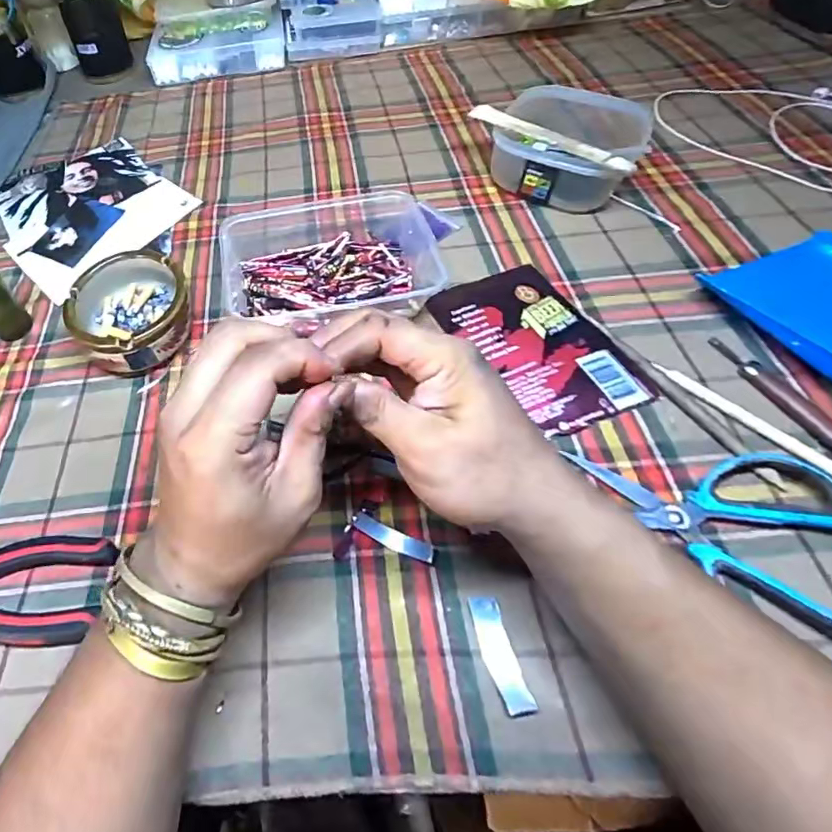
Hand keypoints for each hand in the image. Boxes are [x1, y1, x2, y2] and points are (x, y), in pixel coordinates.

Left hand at [136, 319, 344, 607]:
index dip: (300, 354)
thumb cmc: (245, 539)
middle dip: (280, 335)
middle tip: (316, 360)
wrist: (188, 561)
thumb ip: (312, 432)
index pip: (255, 365)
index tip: (334, 370)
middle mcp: (182, 411)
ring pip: (214, 340)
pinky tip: (274, 372)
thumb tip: (334, 382)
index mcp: (211, 439)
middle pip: (228, 336)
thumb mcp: (295, 494)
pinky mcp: (174, 405)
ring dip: (261, 340)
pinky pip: (208, 359)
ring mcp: (172, 404)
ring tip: (300, 363)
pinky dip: (243, 353)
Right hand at [313, 310, 558, 531]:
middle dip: (334, 343)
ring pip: (376, 347)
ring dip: (342, 357)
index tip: (307, 370)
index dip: (337, 343)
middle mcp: (437, 350)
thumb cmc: (483, 477)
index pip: (377, 328)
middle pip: (375, 328)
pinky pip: (384, 369)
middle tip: (298, 368)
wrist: (533, 503)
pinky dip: (356, 374)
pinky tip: (333, 386)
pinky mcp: (428, 387)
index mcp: (443, 354)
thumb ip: (378, 410)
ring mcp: (433, 368)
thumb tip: (333, 386)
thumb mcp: (426, 447)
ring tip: (307, 374)